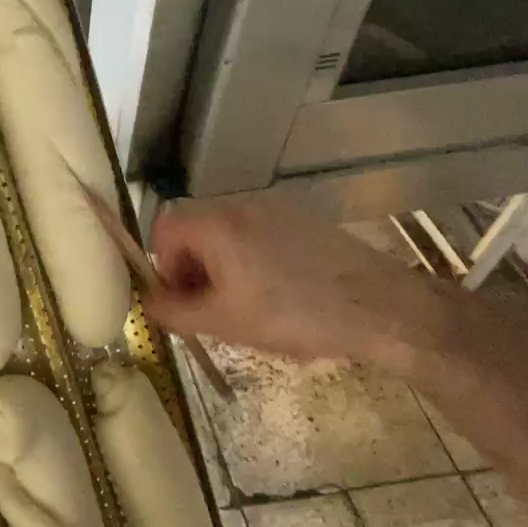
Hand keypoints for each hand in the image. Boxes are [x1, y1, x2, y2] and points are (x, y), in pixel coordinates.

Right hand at [144, 192, 466, 367]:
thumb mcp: (223, 322)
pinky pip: (258, 235)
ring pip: (227, 233)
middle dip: (194, 268)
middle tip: (213, 307)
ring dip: (223, 266)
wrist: (379, 307)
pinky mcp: (303, 219)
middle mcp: (242, 204)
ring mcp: (276, 208)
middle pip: (195, 229)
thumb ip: (173, 312)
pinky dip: (252, 260)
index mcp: (216, 222)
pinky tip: (279, 295)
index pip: (164, 230)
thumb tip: (149, 303)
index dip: (165, 267)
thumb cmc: (292, 314)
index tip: (186, 300)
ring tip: (247, 306)